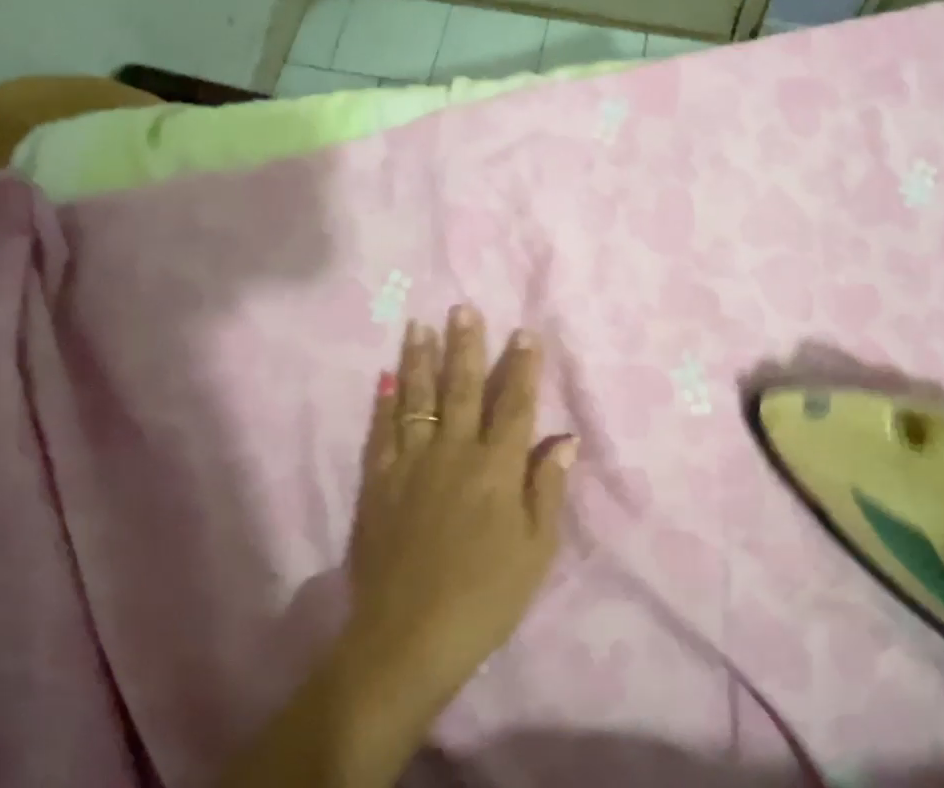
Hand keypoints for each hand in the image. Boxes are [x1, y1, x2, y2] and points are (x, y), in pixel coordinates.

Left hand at [346, 305, 576, 705]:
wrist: (409, 636)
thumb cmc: (486, 598)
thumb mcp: (536, 551)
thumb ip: (548, 490)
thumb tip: (565, 439)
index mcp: (498, 469)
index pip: (514, 405)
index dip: (521, 367)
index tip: (524, 333)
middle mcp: (454, 454)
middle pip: (462, 389)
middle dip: (465, 346)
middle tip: (463, 308)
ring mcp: (411, 465)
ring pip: (417, 400)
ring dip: (420, 360)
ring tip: (420, 325)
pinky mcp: (378, 483)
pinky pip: (381, 432)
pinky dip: (384, 403)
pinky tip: (386, 378)